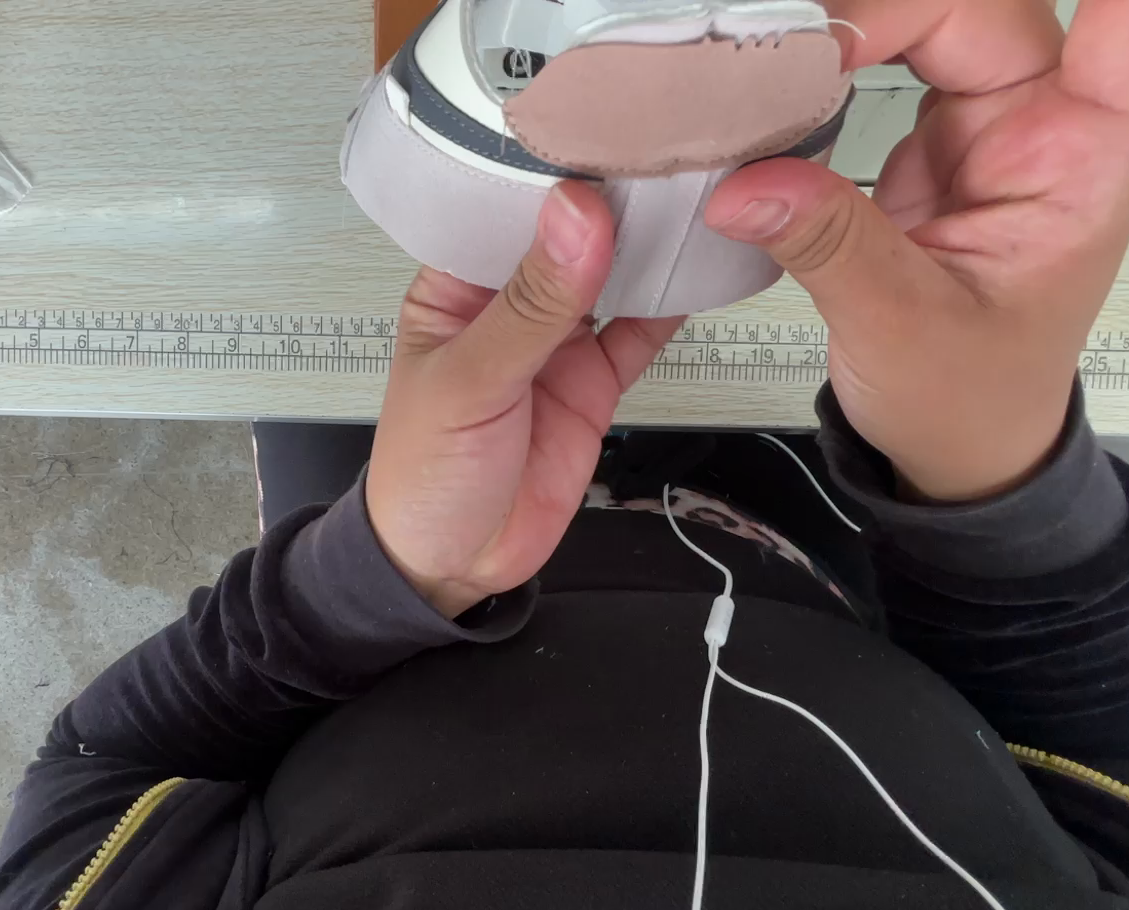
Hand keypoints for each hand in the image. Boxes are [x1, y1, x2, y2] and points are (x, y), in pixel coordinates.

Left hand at [367, 183, 684, 615]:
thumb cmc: (425, 475)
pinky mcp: (593, 383)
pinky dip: (671, 306)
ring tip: (700, 193)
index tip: (608, 128)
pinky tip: (703, 269)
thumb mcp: (468, 385)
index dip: (554, 170)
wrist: (455, 562)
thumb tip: (576, 219)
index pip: (507, 208)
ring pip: (612, 279)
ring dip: (648, 246)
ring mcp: (556, 345)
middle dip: (613, 200)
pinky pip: (639, 334)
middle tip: (672, 148)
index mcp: (455, 288)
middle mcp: (509, 307)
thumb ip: (528, 308)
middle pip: (568, 237)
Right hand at [704, 0, 1128, 500]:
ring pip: (930, 28)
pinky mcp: (924, 158)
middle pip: (983, 6)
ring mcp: (979, 132)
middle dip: (885, 13)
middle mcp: (1043, 119)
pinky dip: (829, 77)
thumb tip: (740, 185)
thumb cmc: (962, 394)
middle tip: (787, 51)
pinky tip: (780, 93)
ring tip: (771, 66)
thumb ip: (829, 245)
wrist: (952, 439)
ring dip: (850, 35)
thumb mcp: (898, 327)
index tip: (934, 5)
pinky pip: (882, 82)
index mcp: (1085, 149)